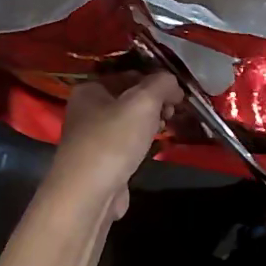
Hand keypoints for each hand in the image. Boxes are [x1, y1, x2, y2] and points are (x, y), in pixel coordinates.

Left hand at [48, 73, 182, 217]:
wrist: (89, 191)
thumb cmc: (114, 140)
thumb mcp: (143, 102)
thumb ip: (161, 84)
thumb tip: (172, 81)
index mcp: (90, 89)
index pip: (129, 75)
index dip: (156, 81)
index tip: (178, 94)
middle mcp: (87, 109)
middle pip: (129, 98)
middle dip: (156, 103)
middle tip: (173, 113)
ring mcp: (93, 136)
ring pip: (130, 121)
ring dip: (151, 122)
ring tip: (166, 128)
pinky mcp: (102, 159)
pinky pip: (127, 142)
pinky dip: (142, 142)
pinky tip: (152, 147)